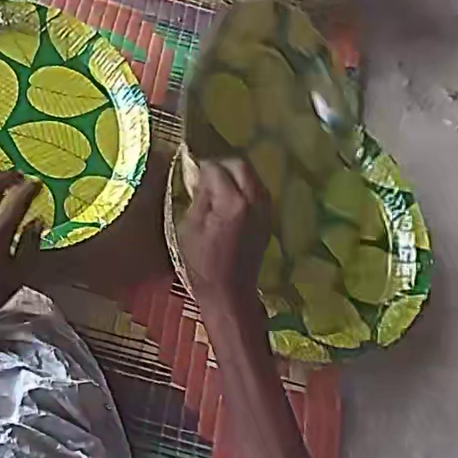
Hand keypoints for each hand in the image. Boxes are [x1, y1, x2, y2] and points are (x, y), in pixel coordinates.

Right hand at [179, 157, 269, 311]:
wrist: (230, 292)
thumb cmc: (202, 265)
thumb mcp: (189, 229)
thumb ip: (197, 197)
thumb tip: (199, 176)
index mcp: (232, 202)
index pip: (215, 167)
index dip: (199, 168)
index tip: (189, 174)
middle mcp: (254, 199)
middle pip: (239, 164)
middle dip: (220, 165)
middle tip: (203, 176)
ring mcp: (265, 208)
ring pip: (252, 175)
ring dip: (233, 174)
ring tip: (215, 186)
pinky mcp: (268, 217)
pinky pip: (257, 189)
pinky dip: (243, 187)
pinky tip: (229, 200)